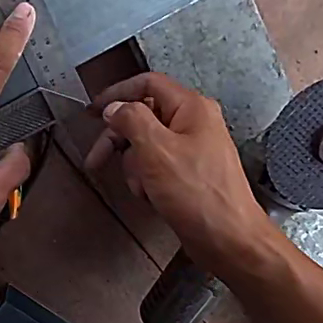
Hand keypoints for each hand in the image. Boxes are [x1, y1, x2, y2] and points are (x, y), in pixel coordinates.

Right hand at [85, 72, 278, 271]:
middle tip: (97, 159)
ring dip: (135, 168)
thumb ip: (131, 120)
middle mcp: (195, 124)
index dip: (116, 94)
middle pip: (143, 117)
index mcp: (192, 108)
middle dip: (120, 141)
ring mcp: (193, 149)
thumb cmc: (199, 196)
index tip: (93, 111)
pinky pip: (157, 167)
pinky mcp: (190, 174)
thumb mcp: (155, 151)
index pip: (147, 84)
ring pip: (147, 146)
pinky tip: (152, 197)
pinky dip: (147, 181)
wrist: (228, 239)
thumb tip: (114, 107)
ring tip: (142, 187)